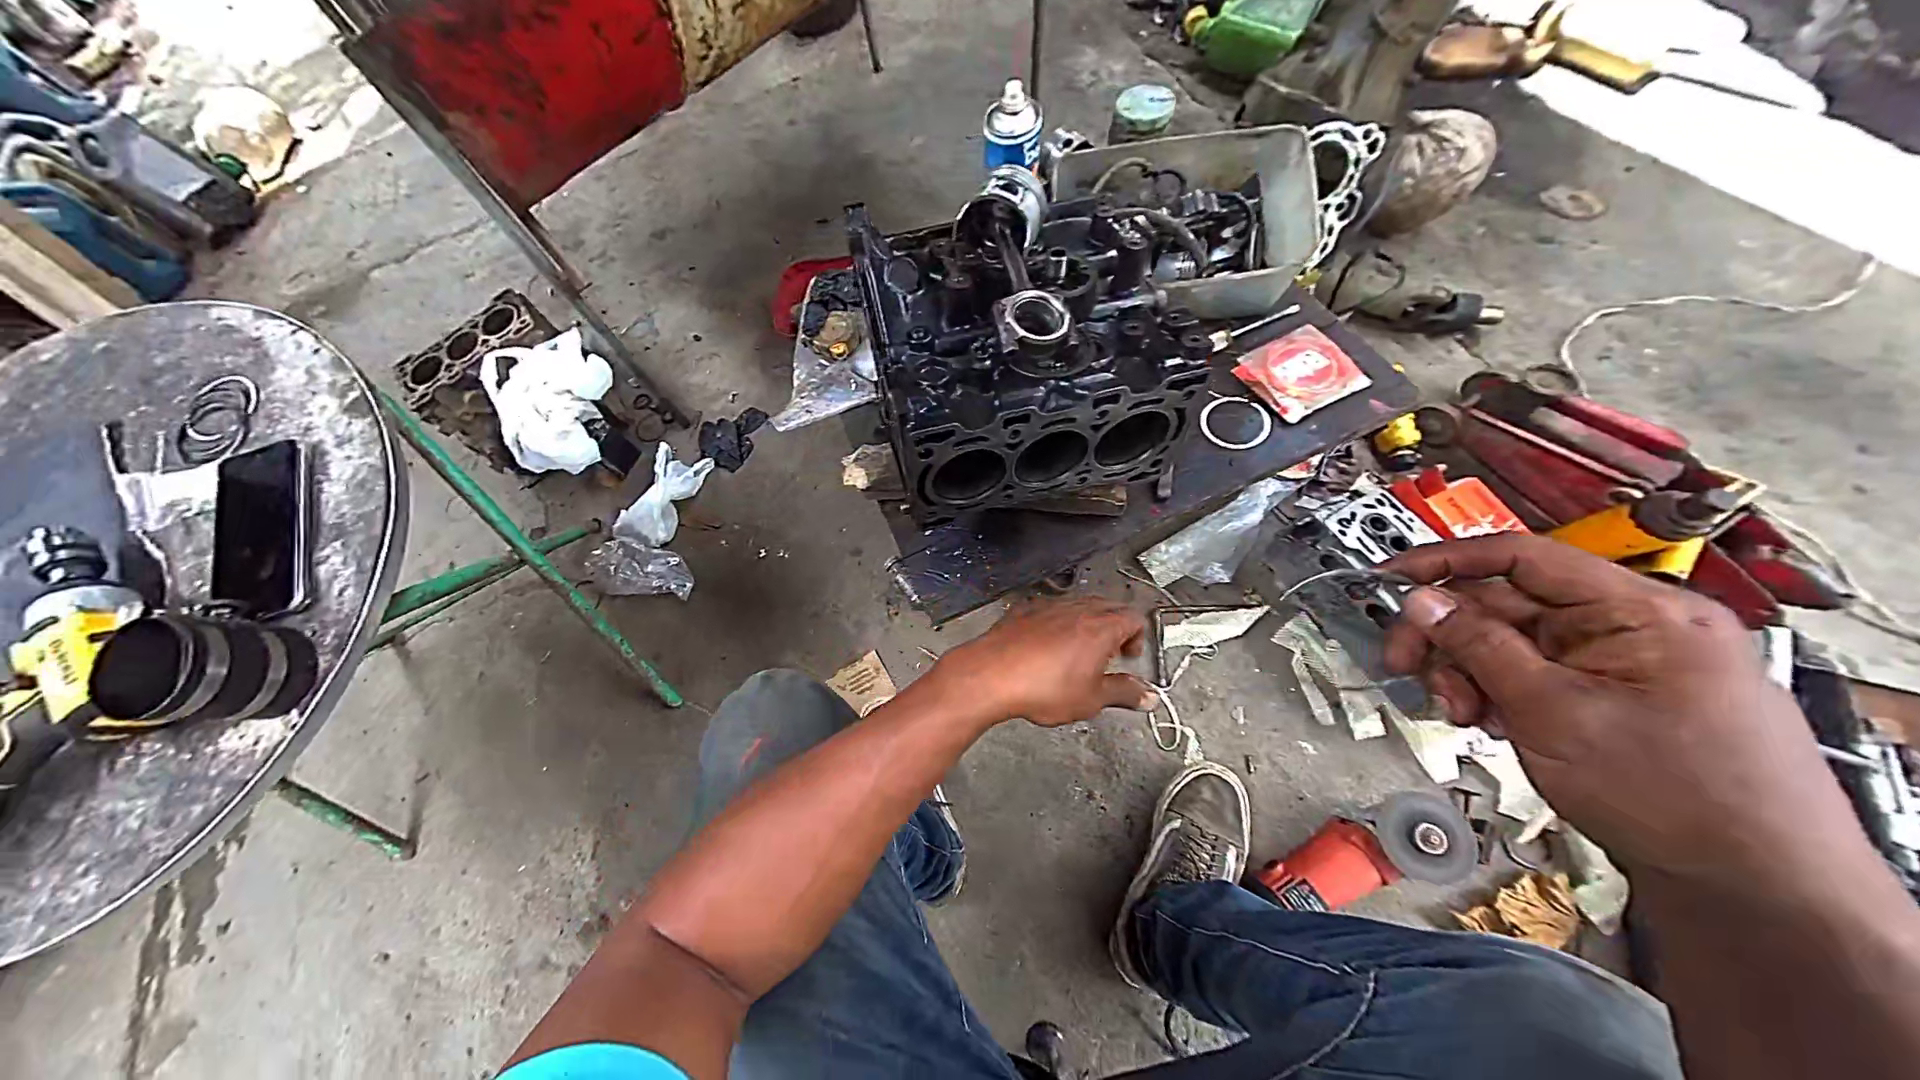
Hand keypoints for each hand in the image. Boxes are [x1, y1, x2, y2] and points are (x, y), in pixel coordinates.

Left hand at [925, 597, 1156, 727]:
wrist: (990, 676)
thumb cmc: (1040, 686)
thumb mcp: (1091, 699)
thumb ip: (1123, 693)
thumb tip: (1146, 695)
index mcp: (1101, 627)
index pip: (1134, 618)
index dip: (1138, 638)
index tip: (1129, 657)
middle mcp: (1076, 609)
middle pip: (1108, 607)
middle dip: (1114, 629)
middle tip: (1108, 655)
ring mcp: (1048, 606)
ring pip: (1078, 606)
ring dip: (1086, 625)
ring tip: (1077, 654)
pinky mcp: (1023, 610)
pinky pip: (1049, 610)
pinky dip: (1056, 624)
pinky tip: (1046, 647)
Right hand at [1381, 535, 1862, 889]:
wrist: (1755, 890)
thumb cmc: (1680, 800)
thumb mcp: (1553, 711)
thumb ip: (1480, 647)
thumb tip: (1424, 601)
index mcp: (1641, 611)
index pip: (1521, 557)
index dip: (1445, 562)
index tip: (1389, 577)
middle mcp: (1631, 626)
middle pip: (1505, 604)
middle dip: (1448, 636)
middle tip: (1404, 663)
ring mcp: (1618, 661)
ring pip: (1509, 642)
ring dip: (1466, 672)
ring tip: (1457, 710)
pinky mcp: (1606, 693)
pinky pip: (1528, 673)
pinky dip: (1493, 692)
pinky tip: (1485, 720)